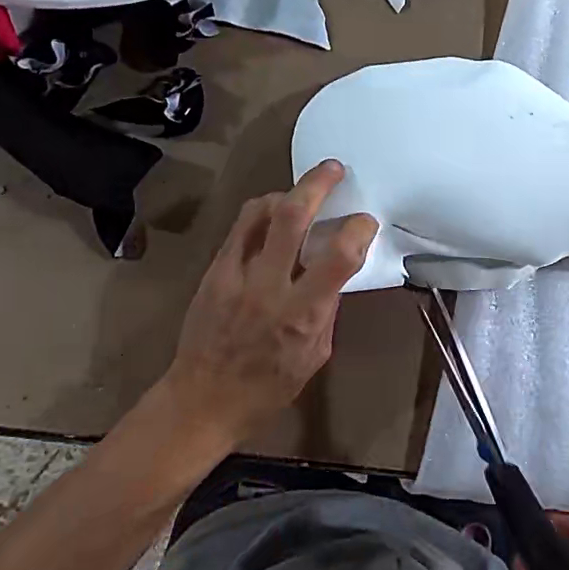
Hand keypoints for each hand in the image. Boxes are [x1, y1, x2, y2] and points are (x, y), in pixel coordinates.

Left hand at [162, 160, 378, 448]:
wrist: (202, 400)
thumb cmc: (268, 388)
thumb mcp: (315, 356)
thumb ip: (326, 310)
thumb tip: (333, 274)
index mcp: (303, 314)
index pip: (339, 255)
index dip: (359, 228)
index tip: (365, 222)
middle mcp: (270, 287)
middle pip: (293, 217)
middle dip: (318, 184)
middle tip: (334, 169)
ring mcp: (236, 275)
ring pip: (260, 212)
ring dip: (287, 193)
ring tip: (300, 193)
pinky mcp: (214, 272)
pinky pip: (239, 227)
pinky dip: (260, 211)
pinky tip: (271, 215)